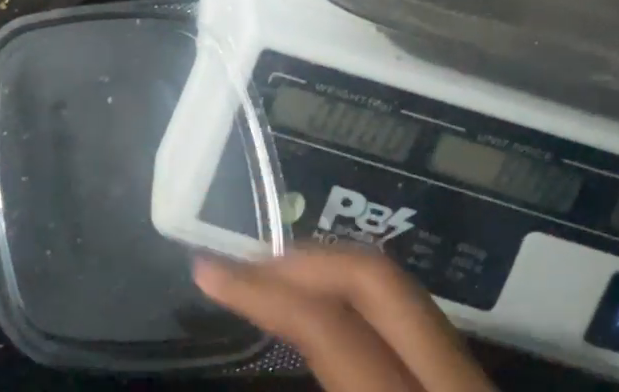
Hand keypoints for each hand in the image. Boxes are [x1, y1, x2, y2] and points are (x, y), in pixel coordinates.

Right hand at [195, 250, 496, 391]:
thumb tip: (267, 355)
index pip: (333, 331)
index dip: (260, 291)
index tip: (204, 272)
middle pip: (380, 284)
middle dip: (300, 264)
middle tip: (243, 271)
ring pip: (402, 303)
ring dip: (329, 285)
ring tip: (272, 294)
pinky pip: (414, 336)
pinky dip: (359, 318)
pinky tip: (326, 338)